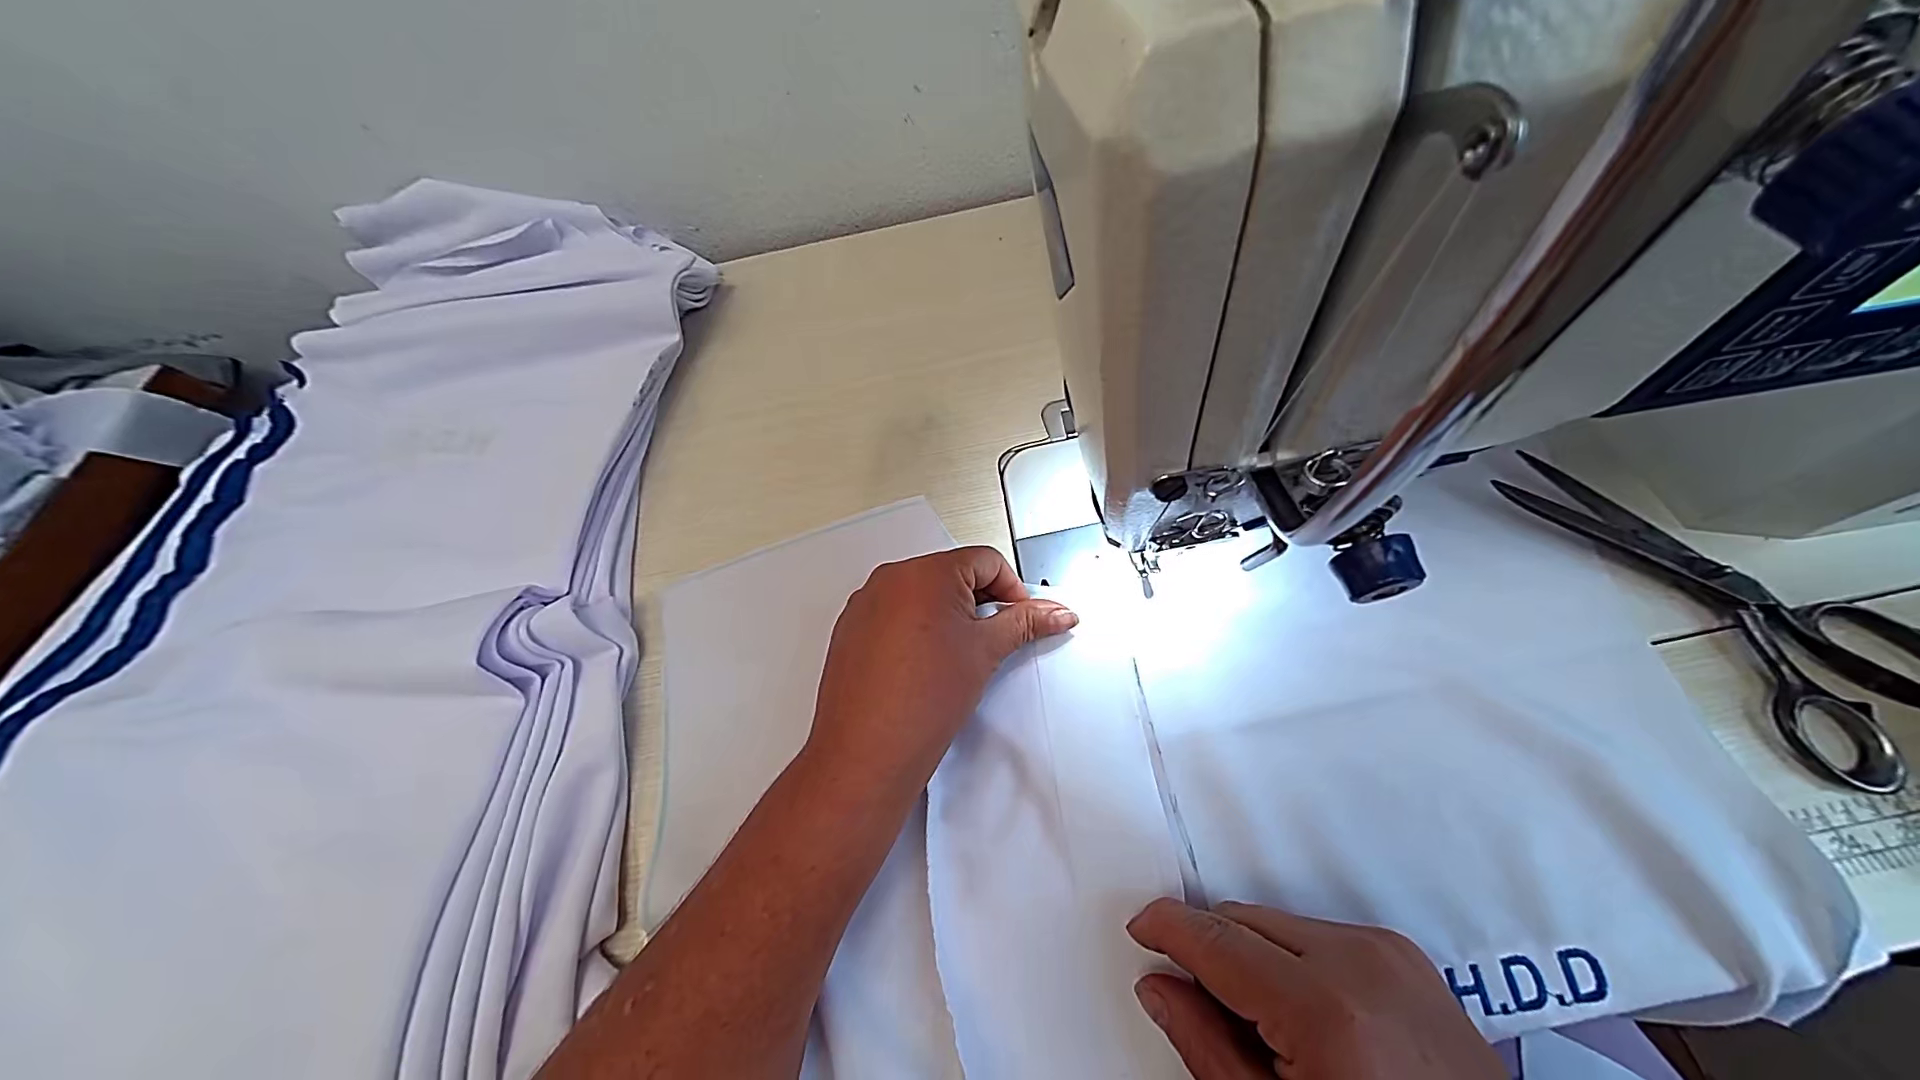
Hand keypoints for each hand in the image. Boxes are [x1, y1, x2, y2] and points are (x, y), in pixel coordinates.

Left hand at [804, 546, 1077, 788]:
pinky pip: (894, 615)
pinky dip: (916, 631)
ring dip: (948, 617)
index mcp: (924, 573)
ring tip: (956, 659)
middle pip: (953, 574)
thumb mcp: (987, 652)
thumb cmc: (916, 704)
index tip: (1021, 615)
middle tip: (992, 639)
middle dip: (980, 604)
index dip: (1013, 589)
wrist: (868, 752)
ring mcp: (866, 604)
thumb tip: (1052, 611)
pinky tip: (927, 667)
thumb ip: (1026, 622)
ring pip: (923, 595)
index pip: (985, 561)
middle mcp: (889, 579)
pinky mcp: (852, 628)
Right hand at [1127, 899, 1504, 1079]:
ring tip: (1270, 1030)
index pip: (1216, 936)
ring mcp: (1389, 955)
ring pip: (1276, 923)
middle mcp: (1361, 963)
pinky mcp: (1405, 957)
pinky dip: (1295, 962)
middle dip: (1212, 953)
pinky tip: (1306, 1020)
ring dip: (1253, 957)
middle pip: (1242, 920)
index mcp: (1326, 1006)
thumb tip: (1163, 989)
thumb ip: (1206, 1046)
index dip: (1167, 929)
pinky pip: (1319, 934)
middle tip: (1207, 1011)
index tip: (1143, 930)